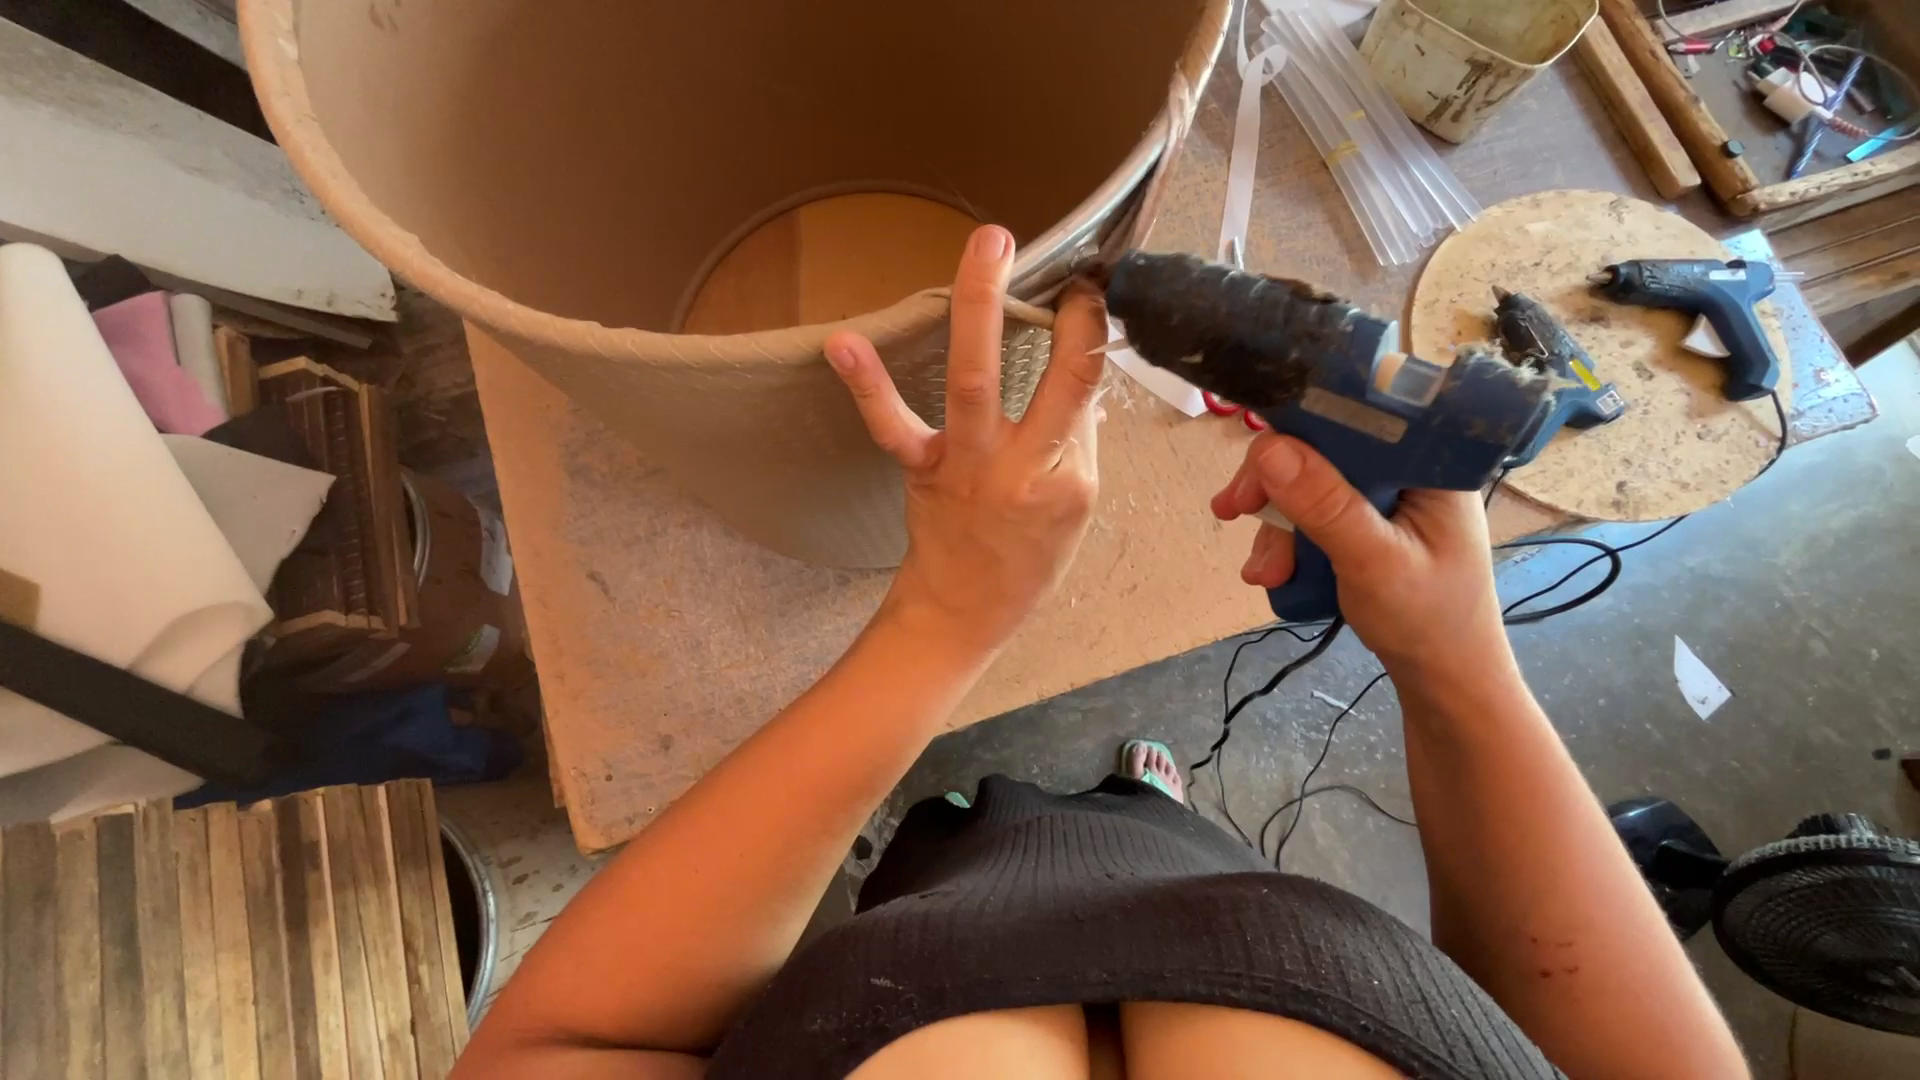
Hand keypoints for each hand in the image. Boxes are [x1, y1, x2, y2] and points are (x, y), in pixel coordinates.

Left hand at [825, 225, 1108, 653]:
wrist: (966, 608)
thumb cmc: (1027, 559)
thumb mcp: (1075, 507)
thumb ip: (1077, 441)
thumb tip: (1079, 375)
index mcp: (1066, 477)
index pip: (1087, 388)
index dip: (1087, 327)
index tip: (1083, 288)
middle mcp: (1021, 467)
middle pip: (1050, 380)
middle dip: (1056, 312)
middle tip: (1036, 246)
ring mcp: (966, 466)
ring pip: (975, 383)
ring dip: (977, 309)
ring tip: (985, 248)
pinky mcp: (922, 470)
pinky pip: (895, 429)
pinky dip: (869, 387)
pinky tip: (842, 344)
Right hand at [1210, 435, 1512, 680]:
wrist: (1444, 678)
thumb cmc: (1428, 621)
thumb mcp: (1374, 563)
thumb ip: (1325, 506)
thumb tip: (1267, 448)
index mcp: (1429, 461)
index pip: (1353, 419)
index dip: (1295, 435)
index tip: (1252, 474)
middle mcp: (1405, 469)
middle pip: (1320, 451)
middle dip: (1272, 488)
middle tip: (1233, 514)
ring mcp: (1383, 498)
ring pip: (1307, 485)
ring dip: (1273, 526)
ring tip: (1263, 573)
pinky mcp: (1364, 524)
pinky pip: (1310, 514)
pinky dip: (1284, 540)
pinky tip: (1270, 571)